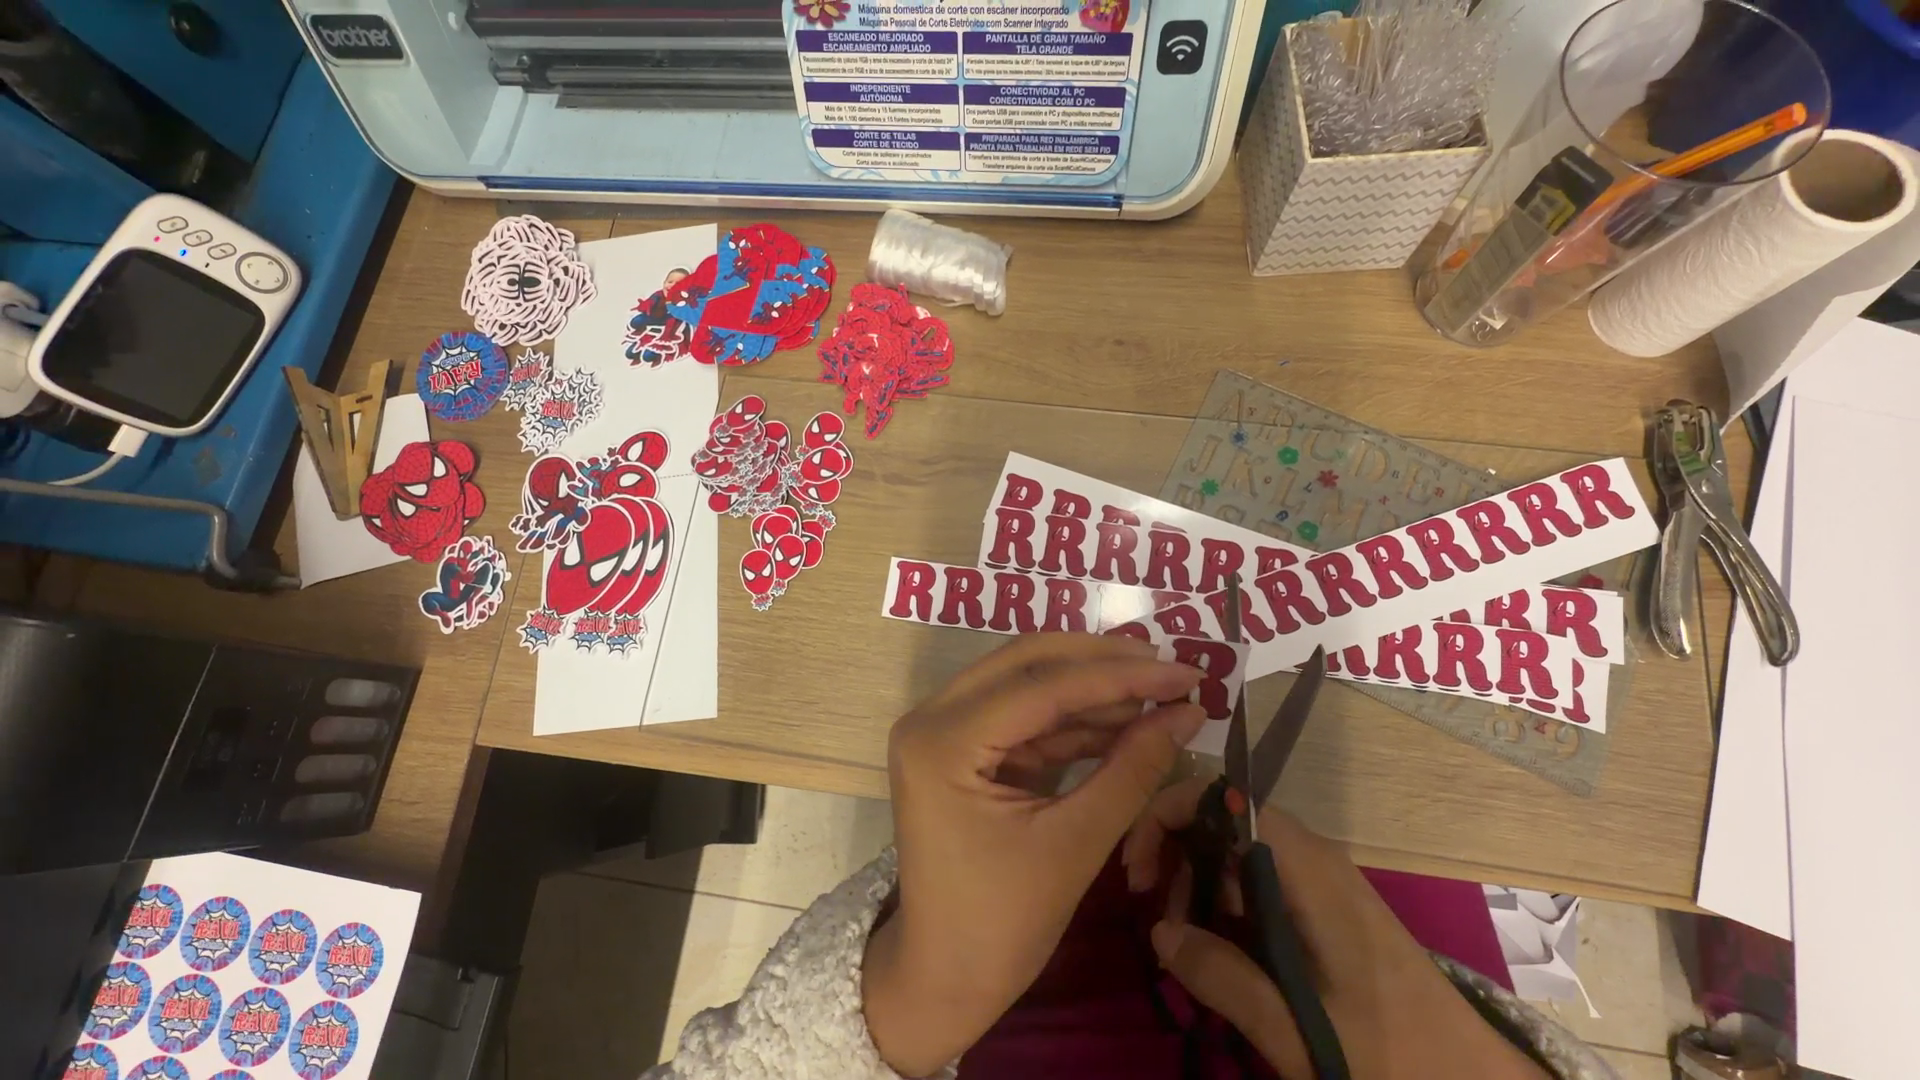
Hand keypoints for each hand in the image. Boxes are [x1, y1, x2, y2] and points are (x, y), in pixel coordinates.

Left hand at [863, 634, 1206, 1076]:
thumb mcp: (1076, 844)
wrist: (947, 977)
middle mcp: (932, 718)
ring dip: (1093, 690)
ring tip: (1162, 694)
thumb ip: (1132, 771)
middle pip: (1027, 665)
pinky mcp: (961, 748)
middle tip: (1172, 667)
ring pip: (1027, 685)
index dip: (1120, 675)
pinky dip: (1075, 720)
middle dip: (1103, 664)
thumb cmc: (1003, 923)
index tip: (1186, 672)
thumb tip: (1188, 713)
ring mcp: (943, 731)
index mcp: (943, 741)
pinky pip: (1024, 717)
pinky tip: (1127, 722)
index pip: (1042, 686)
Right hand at [1122, 779, 1549, 1079]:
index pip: (1220, 796)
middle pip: (1221, 820)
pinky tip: (1219, 950)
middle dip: (1174, 855)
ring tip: (1182, 943)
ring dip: (1196, 884)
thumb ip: (1224, 978)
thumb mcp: (1298, 1030)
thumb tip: (1159, 931)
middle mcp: (1312, 859)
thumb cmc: (1391, 1054)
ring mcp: (1321, 882)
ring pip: (1237, 851)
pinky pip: (1258, 880)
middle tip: (1155, 919)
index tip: (1138, 874)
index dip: (1166, 815)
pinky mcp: (1325, 907)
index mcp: (1307, 869)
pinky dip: (1224, 903)